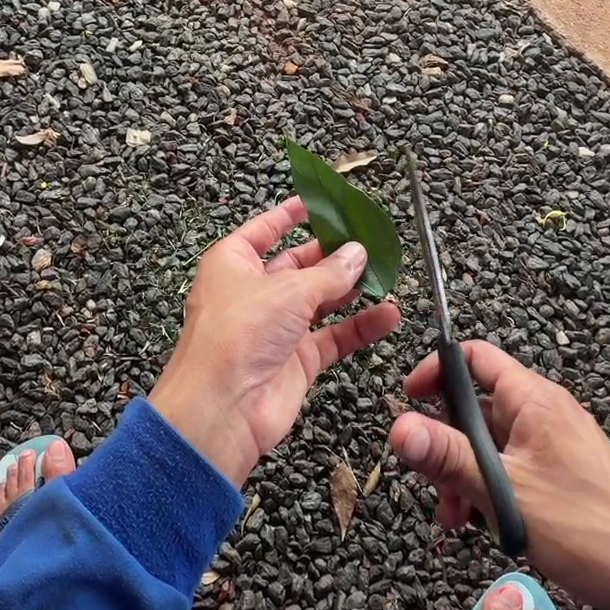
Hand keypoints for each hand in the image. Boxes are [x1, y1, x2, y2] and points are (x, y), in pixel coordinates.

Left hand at [148, 197, 401, 486]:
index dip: (290, 214)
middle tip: (367, 240)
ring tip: (384, 272)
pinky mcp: (295, 359)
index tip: (318, 201)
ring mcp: (275, 326)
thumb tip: (357, 253)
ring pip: (319, 300)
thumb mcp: (287, 290)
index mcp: (233, 262)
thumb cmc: (236, 335)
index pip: (265, 229)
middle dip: (331, 253)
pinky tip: (388, 314)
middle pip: (297, 264)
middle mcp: (253, 291)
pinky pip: (333, 336)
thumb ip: (328, 273)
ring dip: (350, 288)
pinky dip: (360, 326)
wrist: (222, 408)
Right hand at [390, 342, 609, 609]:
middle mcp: (544, 413)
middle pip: (476, 404)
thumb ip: (449, 457)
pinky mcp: (562, 476)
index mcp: (535, 400)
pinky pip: (511, 467)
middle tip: (436, 480)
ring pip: (490, 442)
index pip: (474, 357)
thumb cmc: (591, 531)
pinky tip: (482, 523)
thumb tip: (398, 427)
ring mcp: (554, 445)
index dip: (436, 370)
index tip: (408, 399)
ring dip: (464, 473)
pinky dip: (489, 488)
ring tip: (458, 515)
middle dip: (447, 440)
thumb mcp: (507, 492)